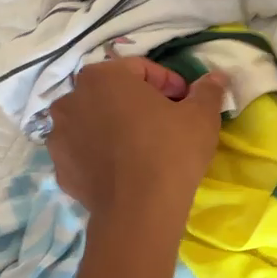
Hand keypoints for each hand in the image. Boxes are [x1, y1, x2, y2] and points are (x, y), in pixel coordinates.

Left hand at [46, 58, 226, 232]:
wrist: (141, 209)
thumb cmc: (172, 151)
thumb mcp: (202, 116)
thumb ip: (207, 90)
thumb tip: (217, 76)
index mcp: (103, 77)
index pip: (141, 69)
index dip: (170, 84)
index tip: (187, 104)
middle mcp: (71, 98)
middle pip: (113, 93)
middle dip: (139, 104)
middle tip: (167, 125)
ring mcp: (59, 133)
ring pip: (95, 121)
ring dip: (117, 127)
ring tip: (144, 149)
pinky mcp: (60, 166)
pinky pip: (85, 151)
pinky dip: (103, 154)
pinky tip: (126, 170)